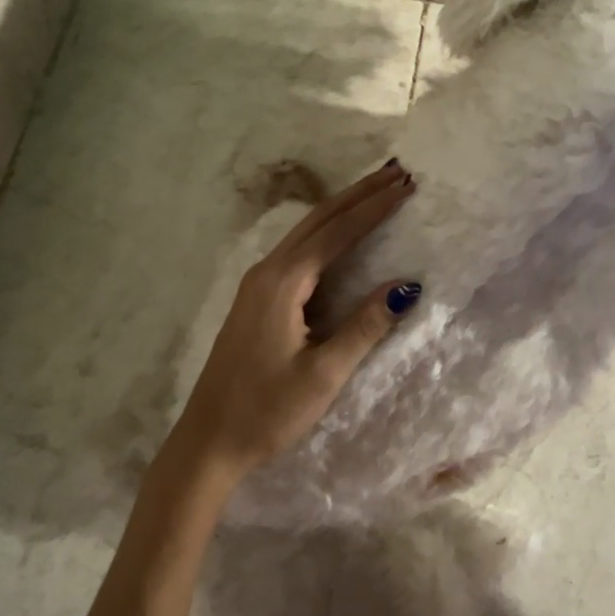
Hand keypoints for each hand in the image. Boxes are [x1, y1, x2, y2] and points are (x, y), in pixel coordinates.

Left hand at [169, 162, 422, 477]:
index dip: (374, 208)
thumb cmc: (266, 411)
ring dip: (343, 209)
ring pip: (306, 231)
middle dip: (360, 194)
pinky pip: (298, 249)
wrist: (207, 443)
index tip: (407, 186)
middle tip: (398, 172)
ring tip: (378, 192)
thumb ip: (365, 326)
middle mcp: (267, 271)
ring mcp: (257, 284)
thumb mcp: (323, 373)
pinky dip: (327, 231)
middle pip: (319, 219)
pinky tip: (341, 234)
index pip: (337, 232)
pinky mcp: (256, 299)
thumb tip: (407, 286)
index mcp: (282, 283)